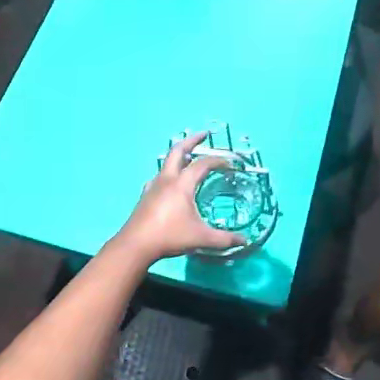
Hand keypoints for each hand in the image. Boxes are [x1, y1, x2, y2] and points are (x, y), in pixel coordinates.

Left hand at [113, 130, 248, 261]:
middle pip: (178, 151)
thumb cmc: (170, 236)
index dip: (218, 161)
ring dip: (179, 156)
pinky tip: (170, 183)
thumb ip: (224, 239)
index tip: (230, 164)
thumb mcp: (201, 238)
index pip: (203, 164)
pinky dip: (168, 173)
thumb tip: (244, 241)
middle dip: (192, 140)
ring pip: (166, 163)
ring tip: (189, 158)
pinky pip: (159, 177)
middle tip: (204, 135)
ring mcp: (153, 186)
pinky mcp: (145, 196)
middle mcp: (166, 180)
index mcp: (182, 184)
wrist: (136, 244)